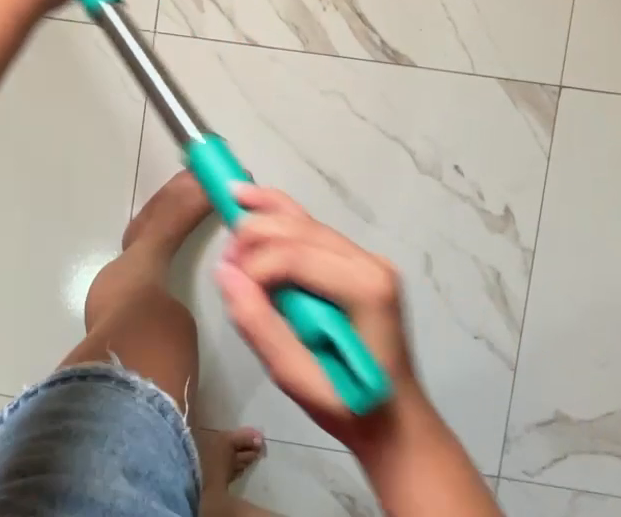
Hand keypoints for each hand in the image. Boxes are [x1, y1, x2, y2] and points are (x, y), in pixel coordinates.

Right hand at [214, 184, 419, 448]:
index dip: (256, 264)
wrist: (396, 420)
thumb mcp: (298, 379)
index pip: (298, 256)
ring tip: (230, 199)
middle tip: (224, 256)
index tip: (229, 284)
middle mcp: (372, 263)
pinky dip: (281, 219)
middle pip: (302, 229)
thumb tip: (224, 274)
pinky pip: (313, 232)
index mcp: (367, 290)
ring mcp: (368, 259)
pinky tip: (255, 202)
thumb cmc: (350, 407)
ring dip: (267, 217)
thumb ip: (259, 325)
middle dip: (257, 232)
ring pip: (307, 222)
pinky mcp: (357, 263)